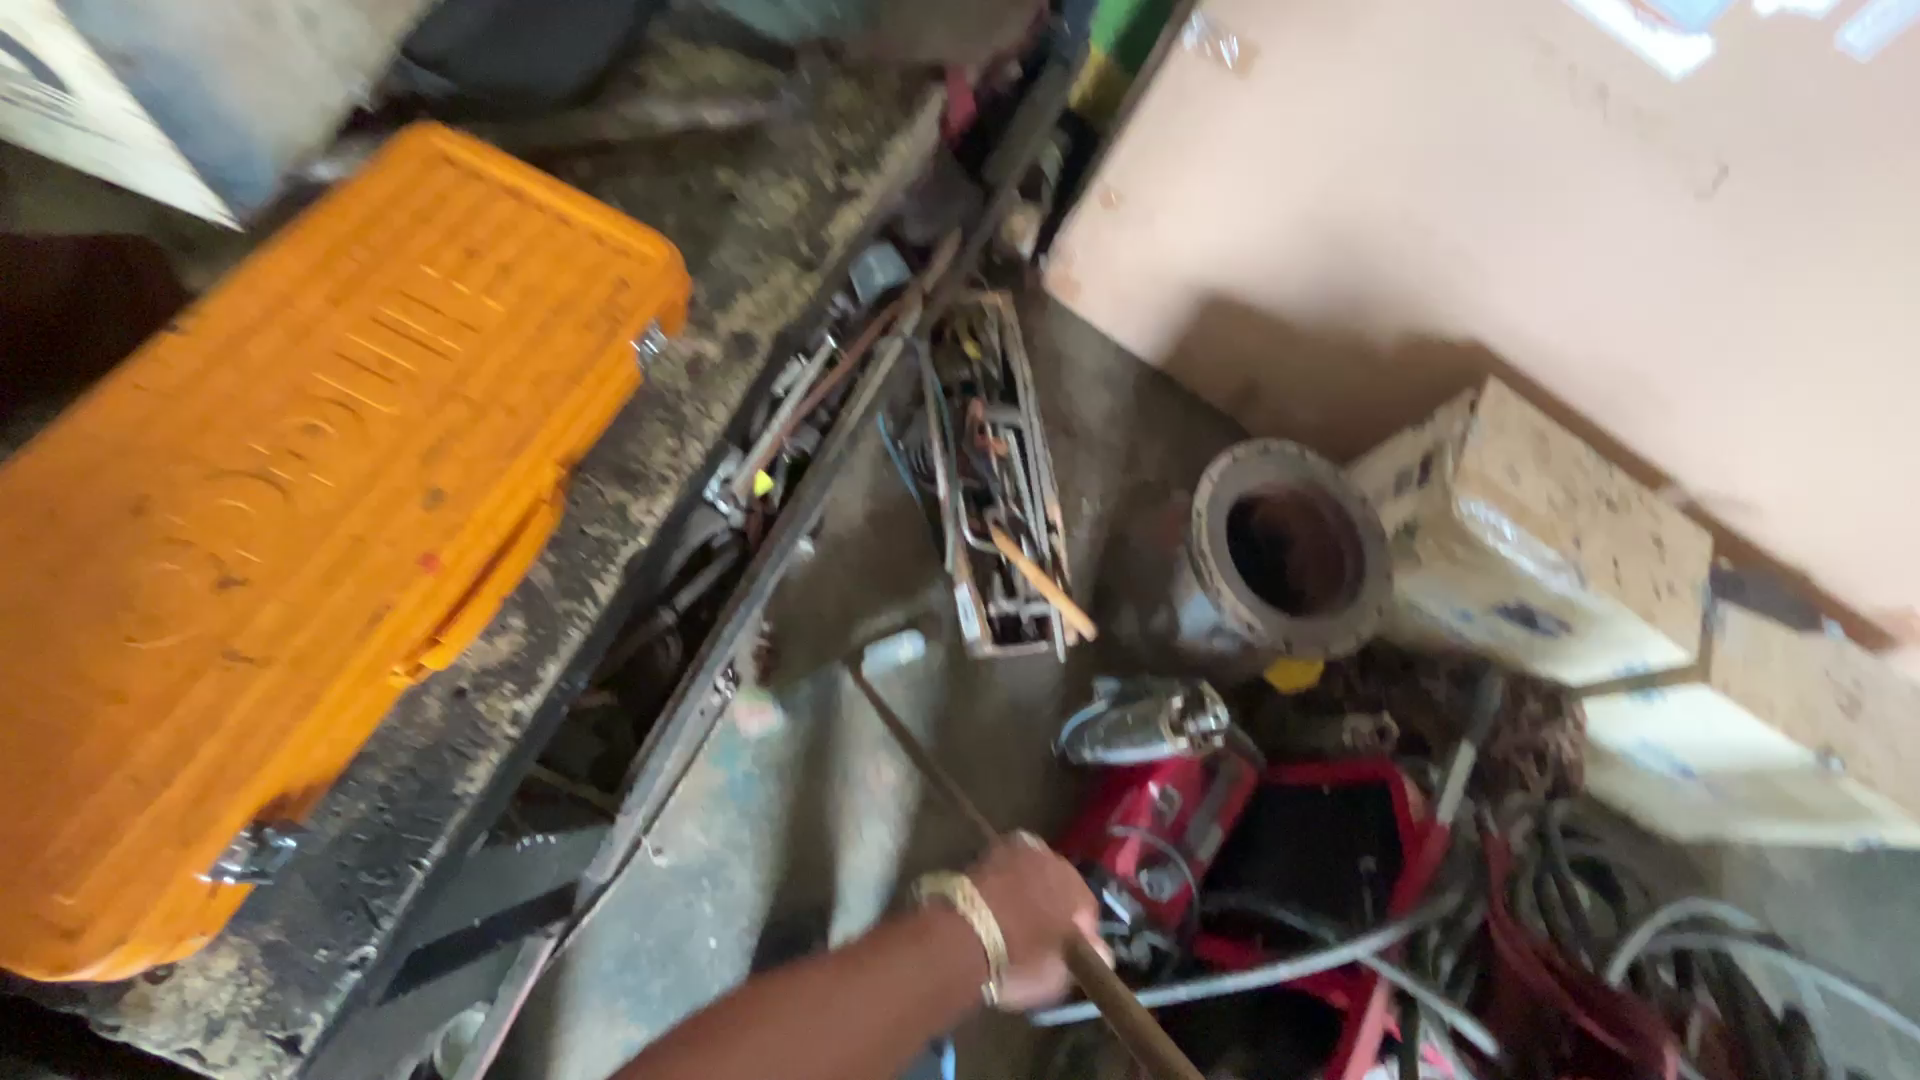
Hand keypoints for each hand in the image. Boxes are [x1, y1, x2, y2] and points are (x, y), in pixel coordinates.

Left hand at [965, 833, 1108, 1009]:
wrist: (962, 935)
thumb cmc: (1018, 958)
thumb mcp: (1059, 974)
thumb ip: (1087, 957)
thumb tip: (1101, 949)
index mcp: (1074, 886)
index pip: (1087, 908)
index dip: (1080, 933)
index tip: (1068, 953)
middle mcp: (1050, 857)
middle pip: (1059, 883)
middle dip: (1054, 904)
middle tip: (1040, 935)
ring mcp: (1016, 849)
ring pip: (1032, 871)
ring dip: (1028, 888)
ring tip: (1014, 918)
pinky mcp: (986, 850)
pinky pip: (1005, 867)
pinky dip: (1004, 881)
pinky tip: (995, 902)